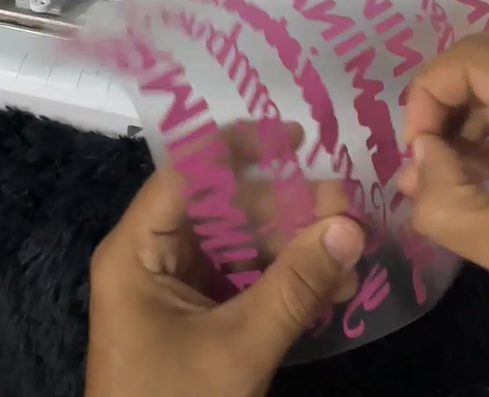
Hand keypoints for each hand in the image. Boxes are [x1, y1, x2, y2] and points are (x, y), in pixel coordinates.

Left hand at [86, 168, 365, 396]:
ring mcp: (176, 286)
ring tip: (350, 252)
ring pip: (240, 243)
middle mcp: (152, 255)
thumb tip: (351, 224)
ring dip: (294, 246)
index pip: (187, 170)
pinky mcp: (198, 315)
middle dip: (287, 208)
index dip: (242, 145)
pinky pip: (244, 278)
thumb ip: (295, 285)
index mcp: (137, 249)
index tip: (298, 139)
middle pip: (222, 206)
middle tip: (345, 208)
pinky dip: (284, 280)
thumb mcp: (238, 349)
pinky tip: (332, 288)